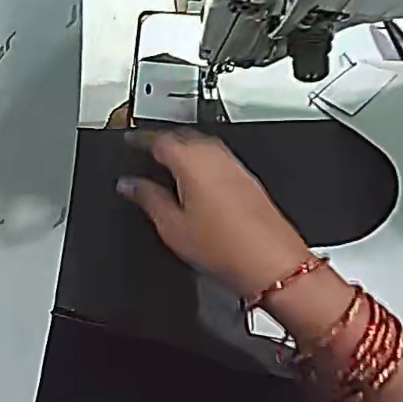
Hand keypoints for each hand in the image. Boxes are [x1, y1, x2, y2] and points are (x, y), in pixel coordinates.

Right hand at [116, 130, 313, 298]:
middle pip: (183, 136)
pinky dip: (201, 159)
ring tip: (166, 159)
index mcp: (191, 162)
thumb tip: (129, 184)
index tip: (130, 140)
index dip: (140, 139)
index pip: (159, 140)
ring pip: (202, 144)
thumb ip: (147, 198)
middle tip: (145, 146)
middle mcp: (215, 158)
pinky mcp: (248, 180)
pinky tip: (195, 176)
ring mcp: (235, 167)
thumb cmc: (227, 248)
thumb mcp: (171, 226)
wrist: (272, 265)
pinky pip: (218, 157)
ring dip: (183, 146)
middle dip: (162, 139)